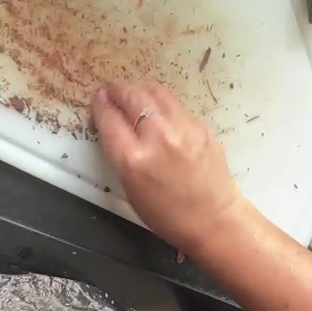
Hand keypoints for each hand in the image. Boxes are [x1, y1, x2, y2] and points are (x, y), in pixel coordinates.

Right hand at [92, 81, 245, 254]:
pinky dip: (161, 105)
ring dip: (140, 90)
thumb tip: (113, 125)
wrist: (213, 220)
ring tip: (133, 94)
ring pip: (156, 93)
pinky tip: (159, 113)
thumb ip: (120, 153)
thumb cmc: (166, 214)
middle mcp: (158, 137)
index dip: (100, 106)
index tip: (98, 99)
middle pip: (132, 97)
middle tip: (111, 90)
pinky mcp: (201, 127)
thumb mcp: (130, 188)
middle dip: (118, 90)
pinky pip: (175, 107)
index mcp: (134, 159)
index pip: (110, 119)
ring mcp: (183, 129)